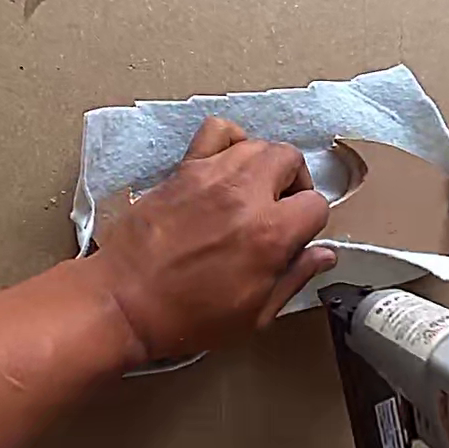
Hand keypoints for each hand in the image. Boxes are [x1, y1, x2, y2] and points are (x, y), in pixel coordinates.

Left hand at [89, 118, 336, 361]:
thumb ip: (294, 278)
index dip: (311, 223)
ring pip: (258, 144)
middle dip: (294, 183)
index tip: (295, 237)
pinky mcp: (183, 170)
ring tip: (253, 191)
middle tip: (279, 210)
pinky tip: (227, 164)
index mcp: (268, 234)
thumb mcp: (255, 314)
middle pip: (291, 159)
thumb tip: (323, 255)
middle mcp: (244, 195)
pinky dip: (230, 139)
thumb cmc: (186, 316)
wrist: (124, 301)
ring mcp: (211, 176)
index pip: (315, 203)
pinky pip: (216, 131)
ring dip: (265, 165)